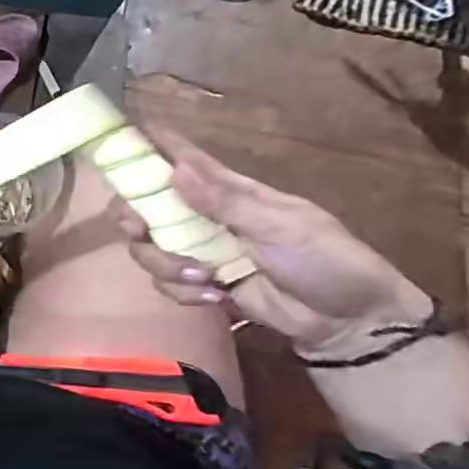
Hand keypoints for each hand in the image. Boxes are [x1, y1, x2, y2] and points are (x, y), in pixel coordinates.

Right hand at [116, 131, 433, 358]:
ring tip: (205, 280)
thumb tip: (175, 171)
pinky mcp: (199, 283)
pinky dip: (184, 293)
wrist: (349, 323)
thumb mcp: (282, 228)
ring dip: (167, 265)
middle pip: (144, 207)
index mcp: (229, 191)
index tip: (118, 145)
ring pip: (148, 249)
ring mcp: (198, 250)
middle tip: (141, 231)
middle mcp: (203, 216)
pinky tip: (216, 298)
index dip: (149, 147)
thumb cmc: (328, 263)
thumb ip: (225, 203)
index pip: (182, 158)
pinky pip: (165, 283)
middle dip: (134, 220)